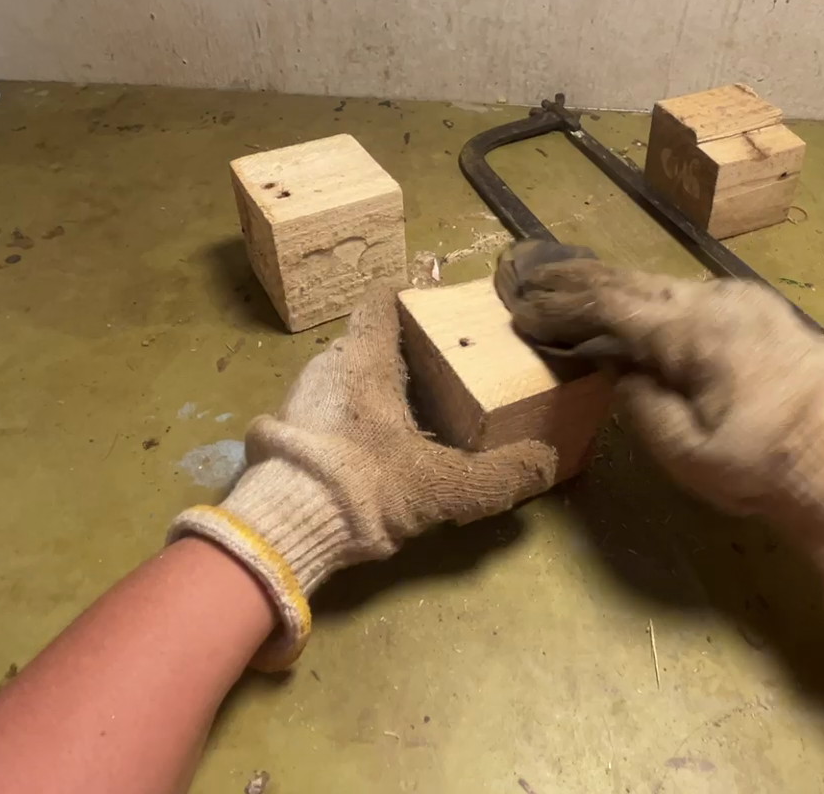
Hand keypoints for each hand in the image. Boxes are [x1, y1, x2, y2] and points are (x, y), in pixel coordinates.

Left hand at [168, 287, 558, 668]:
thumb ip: (497, 475)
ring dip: (374, 384)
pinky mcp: (281, 432)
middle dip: (401, 348)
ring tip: (410, 408)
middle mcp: (327, 366)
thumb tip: (545, 461)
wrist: (278, 532)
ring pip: (345, 374)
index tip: (432, 296)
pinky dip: (350, 414)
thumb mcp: (441, 485)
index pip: (381, 301)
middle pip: (368, 339)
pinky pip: (326, 407)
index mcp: (364, 360)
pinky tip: (370, 448)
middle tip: (439, 364)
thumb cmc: (361, 485)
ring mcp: (298, 398)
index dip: (407, 291)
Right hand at [496, 243, 823, 605]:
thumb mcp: (689, 454)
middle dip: (576, 281)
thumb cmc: (770, 470)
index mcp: (693, 333)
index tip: (521, 310)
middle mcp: (714, 300)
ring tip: (571, 285)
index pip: (610, 308)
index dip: (561, 309)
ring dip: (613, 287)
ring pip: (660, 284)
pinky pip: (688, 295)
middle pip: (630, 282)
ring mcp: (740, 300)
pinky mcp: (758, 309)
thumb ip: (642, 405)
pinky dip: (648, 297)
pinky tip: (633, 303)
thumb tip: (622, 370)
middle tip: (531, 278)